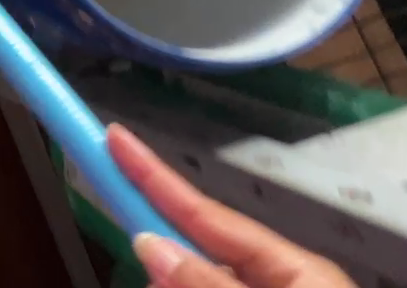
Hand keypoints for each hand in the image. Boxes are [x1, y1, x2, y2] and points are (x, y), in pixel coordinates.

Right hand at [110, 125, 356, 287]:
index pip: (204, 210)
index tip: (111, 133)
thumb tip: (146, 242)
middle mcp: (279, 279)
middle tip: (139, 255)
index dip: (152, 172)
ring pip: (195, 276)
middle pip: (198, 244)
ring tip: (163, 287)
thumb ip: (212, 284)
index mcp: (295, 269)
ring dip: (175, 283)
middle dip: (163, 248)